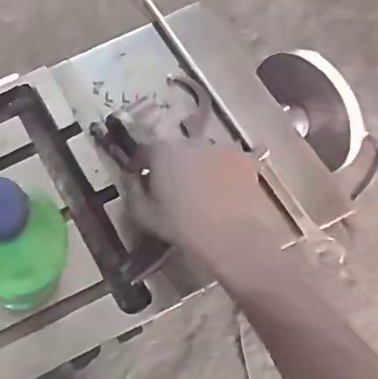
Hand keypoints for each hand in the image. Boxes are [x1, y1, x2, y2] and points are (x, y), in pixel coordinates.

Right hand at [134, 142, 288, 278]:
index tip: (139, 180)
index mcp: (163, 150)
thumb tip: (131, 179)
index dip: (140, 165)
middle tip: (170, 189)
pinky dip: (222, 172)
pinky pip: (226, 163)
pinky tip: (223, 192)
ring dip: (197, 166)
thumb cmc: (183, 226)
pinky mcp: (246, 160)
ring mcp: (222, 148)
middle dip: (170, 164)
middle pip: (175, 149)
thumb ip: (132, 191)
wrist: (236, 237)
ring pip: (202, 154)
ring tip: (199, 192)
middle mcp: (192, 141)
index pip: (144, 149)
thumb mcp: (144, 215)